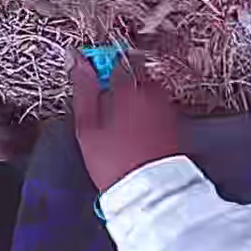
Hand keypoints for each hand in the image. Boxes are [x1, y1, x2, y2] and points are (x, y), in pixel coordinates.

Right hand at [70, 51, 183, 190]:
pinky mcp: (174, 121)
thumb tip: (76, 59)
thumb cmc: (116, 162)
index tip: (90, 81)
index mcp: (129, 86)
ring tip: (118, 128)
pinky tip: (133, 135)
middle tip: (103, 112)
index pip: (113, 59)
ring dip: (131, 101)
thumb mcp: (87, 125)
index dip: (99, 69)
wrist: (151, 192)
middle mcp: (152, 90)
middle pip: (131, 74)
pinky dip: (143, 115)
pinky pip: (154, 107)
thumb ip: (83, 87)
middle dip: (116, 87)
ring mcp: (166, 105)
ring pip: (143, 91)